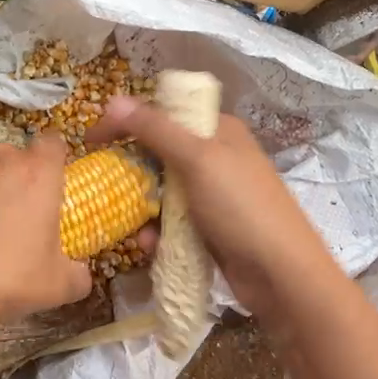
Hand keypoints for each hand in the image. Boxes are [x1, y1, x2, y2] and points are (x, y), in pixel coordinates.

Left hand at [0, 132, 92, 324]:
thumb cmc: (4, 276)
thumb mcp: (57, 287)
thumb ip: (79, 274)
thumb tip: (80, 271)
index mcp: (37, 172)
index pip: (54, 143)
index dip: (56, 160)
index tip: (54, 186)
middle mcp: (1, 156)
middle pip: (19, 158)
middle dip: (21, 181)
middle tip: (20, 219)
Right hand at [86, 96, 336, 318]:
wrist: (286, 279)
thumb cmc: (242, 208)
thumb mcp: (196, 159)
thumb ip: (154, 128)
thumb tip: (112, 99)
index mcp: (217, 129)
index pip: (162, 112)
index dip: (126, 121)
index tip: (92, 138)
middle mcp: (215, 156)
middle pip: (159, 151)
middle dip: (131, 167)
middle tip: (103, 179)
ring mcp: (214, 194)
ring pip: (163, 189)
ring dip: (142, 204)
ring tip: (128, 221)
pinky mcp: (211, 228)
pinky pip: (173, 220)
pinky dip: (157, 230)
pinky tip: (148, 244)